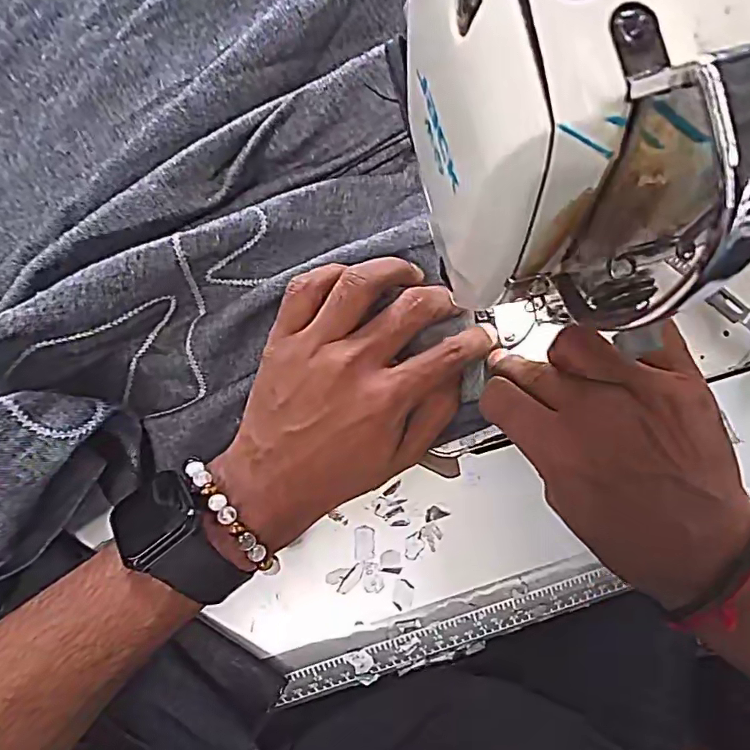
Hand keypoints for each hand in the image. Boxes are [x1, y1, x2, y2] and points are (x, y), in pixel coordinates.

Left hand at [211, 258, 494, 552]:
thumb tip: (455, 378)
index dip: (474, 339)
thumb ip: (434, 415)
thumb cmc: (331, 473)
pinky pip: (306, 289)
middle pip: (411, 306)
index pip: (447, 353)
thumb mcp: (399, 457)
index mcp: (385, 398)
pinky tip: (350, 278)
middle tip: (446, 303)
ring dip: (392, 269)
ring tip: (406, 274)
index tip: (478, 335)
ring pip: (359, 283)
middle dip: (441, 299)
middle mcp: (352, 365)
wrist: (272, 481)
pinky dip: (331, 273)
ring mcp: (315, 347)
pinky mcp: (284, 340)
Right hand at [479, 323, 749, 609]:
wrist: (707, 546)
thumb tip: (533, 426)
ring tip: (572, 364)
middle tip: (524, 373)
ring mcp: (640, 389)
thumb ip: (545, 454)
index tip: (500, 393)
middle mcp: (595, 410)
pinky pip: (645, 332)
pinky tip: (619, 348)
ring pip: (578, 339)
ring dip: (565, 352)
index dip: (495, 394)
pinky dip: (626, 335)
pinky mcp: (679, 382)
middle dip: (519, 371)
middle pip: (534, 366)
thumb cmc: (642, 538)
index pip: (502, 395)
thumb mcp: (567, 504)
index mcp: (559, 447)